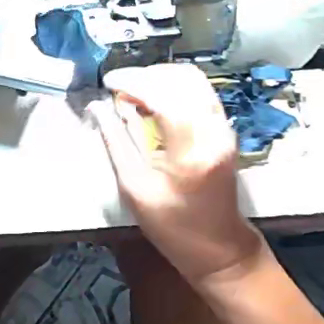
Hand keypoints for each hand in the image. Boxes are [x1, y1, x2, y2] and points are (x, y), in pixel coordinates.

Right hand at [87, 65, 269, 289]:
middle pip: (180, 78)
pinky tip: (154, 99)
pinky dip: (174, 86)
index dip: (132, 82)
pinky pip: (200, 91)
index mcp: (191, 149)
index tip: (108, 83)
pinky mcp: (224, 128)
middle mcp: (213, 130)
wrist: (219, 247)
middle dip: (145, 75)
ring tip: (133, 91)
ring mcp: (223, 127)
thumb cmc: (173, 226)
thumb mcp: (135, 188)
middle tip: (118, 87)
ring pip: (193, 79)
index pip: (162, 94)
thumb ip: (117, 142)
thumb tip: (99, 108)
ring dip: (160, 77)